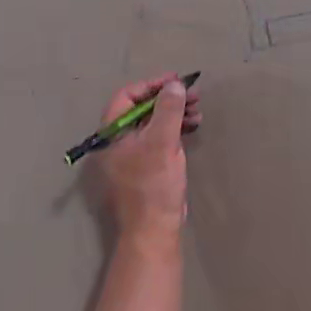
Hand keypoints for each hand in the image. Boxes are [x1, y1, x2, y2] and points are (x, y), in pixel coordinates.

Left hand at [94, 74, 200, 246]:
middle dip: (168, 99)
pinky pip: (159, 138)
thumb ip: (168, 110)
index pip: (128, 96)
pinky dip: (175, 129)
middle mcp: (118, 139)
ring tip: (198, 110)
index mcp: (112, 132)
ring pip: (153, 123)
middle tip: (194, 94)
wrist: (154, 228)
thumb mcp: (162, 142)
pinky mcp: (147, 165)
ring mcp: (132, 153)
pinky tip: (193, 126)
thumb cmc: (154, 183)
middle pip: (142, 108)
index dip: (152, 85)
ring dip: (175, 113)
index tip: (176, 81)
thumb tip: (174, 85)